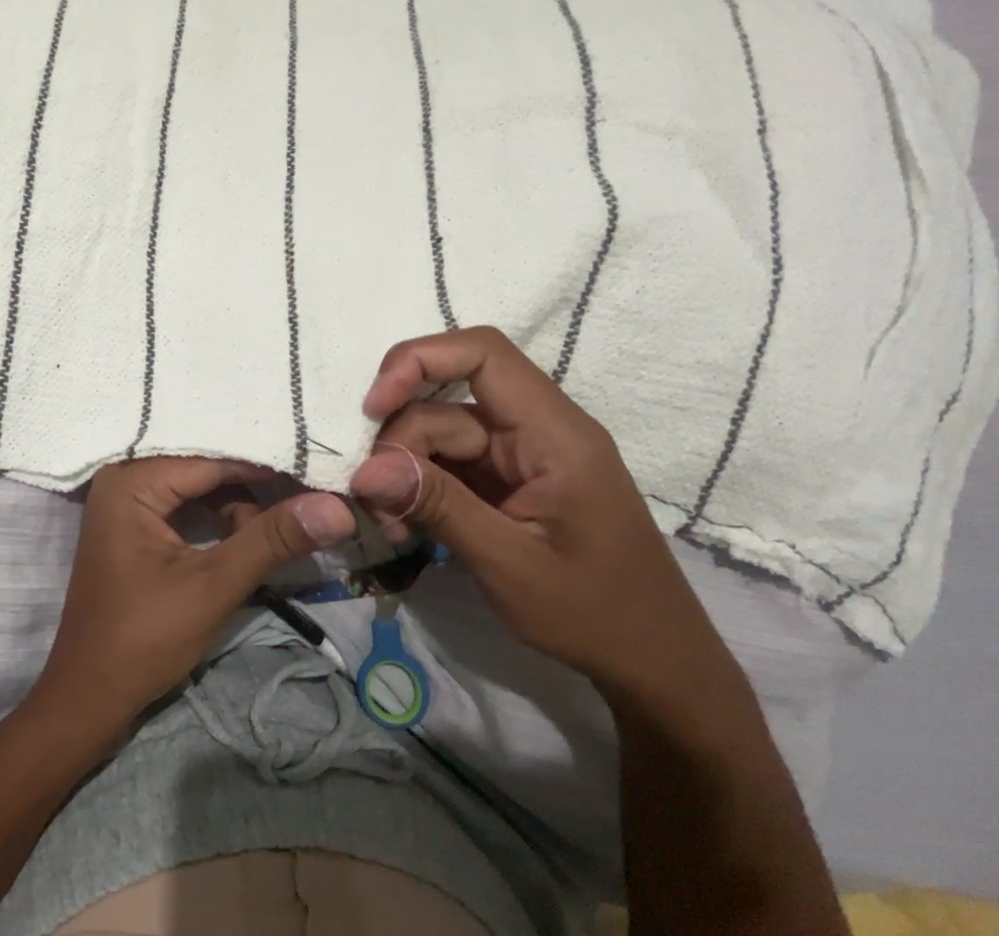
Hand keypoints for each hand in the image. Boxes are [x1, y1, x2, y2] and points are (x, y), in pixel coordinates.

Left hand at [30, 458, 354, 725]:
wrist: (90, 691)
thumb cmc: (144, 638)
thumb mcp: (213, 585)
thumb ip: (271, 539)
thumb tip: (338, 506)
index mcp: (130, 482)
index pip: (213, 457)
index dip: (270, 465)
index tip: (325, 472)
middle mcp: (122, 479)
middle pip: (205, 467)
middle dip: (257, 484)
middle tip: (318, 494)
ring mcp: (124, 503)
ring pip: (198, 488)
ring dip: (241, 506)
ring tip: (289, 526)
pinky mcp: (132, 527)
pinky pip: (184, 507)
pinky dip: (219, 520)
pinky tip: (253, 537)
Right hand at [346, 326, 730, 696]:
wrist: (651, 661)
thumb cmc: (594, 612)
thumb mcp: (508, 562)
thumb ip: (437, 506)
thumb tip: (365, 470)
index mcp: (556, 435)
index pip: (483, 355)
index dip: (417, 362)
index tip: (370, 409)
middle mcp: (537, 433)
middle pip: (445, 405)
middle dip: (399, 447)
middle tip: (377, 506)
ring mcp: (521, 460)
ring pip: (438, 438)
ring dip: (404, 476)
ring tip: (393, 528)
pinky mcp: (507, 485)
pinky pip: (447, 468)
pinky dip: (419, 491)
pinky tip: (407, 528)